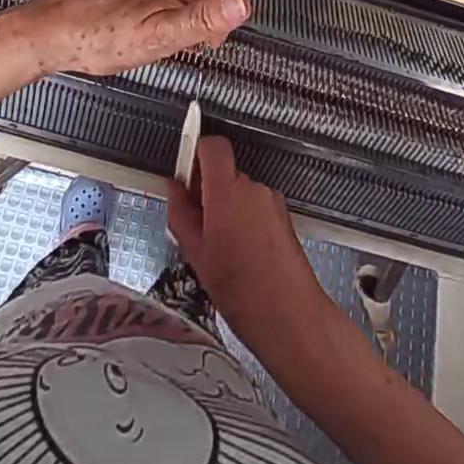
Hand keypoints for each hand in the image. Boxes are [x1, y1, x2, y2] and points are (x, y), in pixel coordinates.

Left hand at [0, 0, 248, 75]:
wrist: (50, 33)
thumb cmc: (95, 36)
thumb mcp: (158, 36)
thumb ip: (202, 19)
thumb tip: (239, 4)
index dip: (218, 26)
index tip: (206, 45)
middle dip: (199, 21)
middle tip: (180, 46)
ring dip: (178, 16)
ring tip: (158, 40)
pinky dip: (158, 11)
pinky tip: (142, 28)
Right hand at [164, 136, 329, 336]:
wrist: (290, 317)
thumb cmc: (242, 290)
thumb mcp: (195, 252)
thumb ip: (180, 212)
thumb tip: (174, 189)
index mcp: (228, 192)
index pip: (213, 146)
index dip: (196, 154)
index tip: (185, 176)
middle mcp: (254, 190)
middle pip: (224, 171)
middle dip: (207, 189)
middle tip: (197, 222)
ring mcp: (272, 202)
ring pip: (240, 191)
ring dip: (226, 207)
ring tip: (220, 245)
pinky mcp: (284, 217)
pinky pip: (255, 205)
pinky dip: (244, 219)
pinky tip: (240, 251)